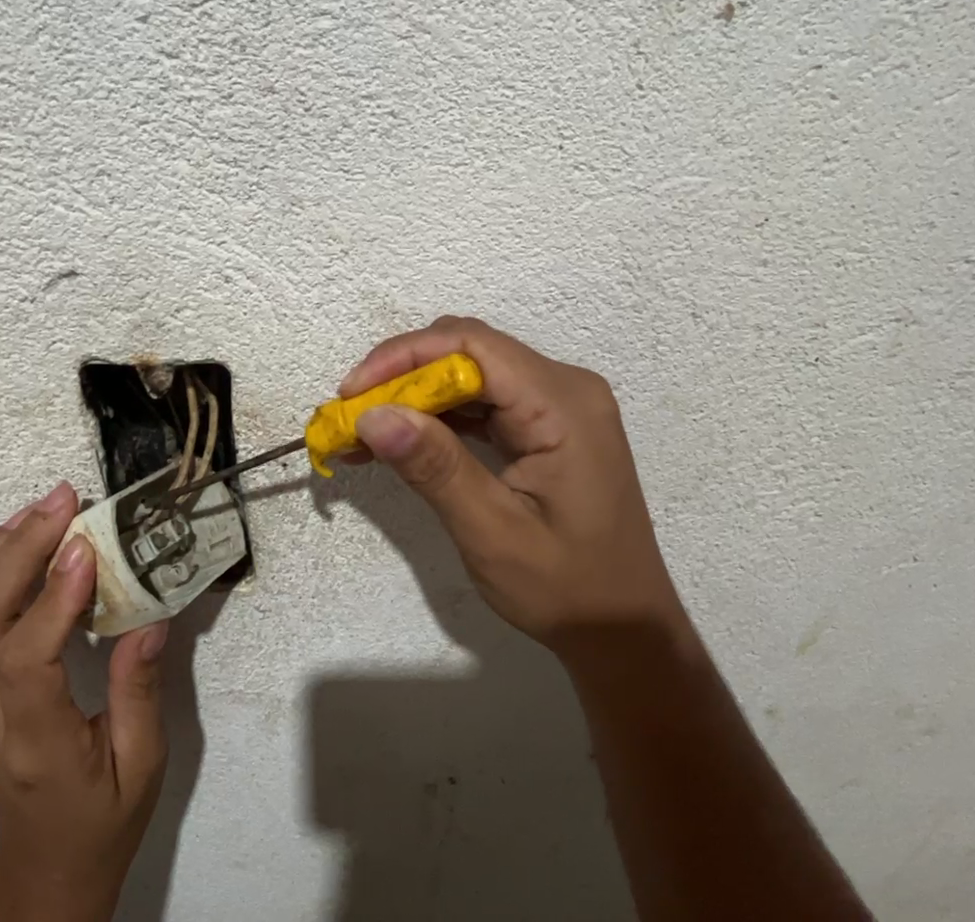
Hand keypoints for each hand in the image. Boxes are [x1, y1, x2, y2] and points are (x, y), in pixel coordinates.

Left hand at [0, 483, 169, 921]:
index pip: (25, 660)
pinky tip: (12, 547)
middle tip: (62, 499)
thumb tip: (149, 619)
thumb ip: (140, 691)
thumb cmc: (102, 821)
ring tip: (36, 512)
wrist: (46, 866)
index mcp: (38, 742)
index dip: (52, 598)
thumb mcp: (142, 765)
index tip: (85, 545)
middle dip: (16, 551)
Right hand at [343, 316, 687, 653]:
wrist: (623, 628)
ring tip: (363, 433)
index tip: (350, 395)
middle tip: (351, 418)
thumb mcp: (493, 532)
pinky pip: (486, 404)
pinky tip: (401, 443)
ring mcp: (559, 407)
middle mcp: (565, 389)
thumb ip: (435, 467)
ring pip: (473, 376)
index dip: (403, 357)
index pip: (472, 346)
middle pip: (471, 353)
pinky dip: (441, 418)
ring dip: (416, 398)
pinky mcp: (548, 428)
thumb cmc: (566, 588)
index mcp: (562, 404)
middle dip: (403, 377)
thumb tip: (372, 415)